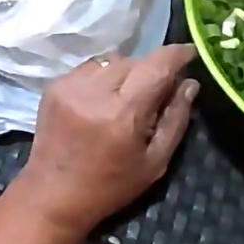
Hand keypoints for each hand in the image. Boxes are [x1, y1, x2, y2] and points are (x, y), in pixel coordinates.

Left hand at [5, 45, 199, 235]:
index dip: (175, 54)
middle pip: (132, 61)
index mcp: (122, 113)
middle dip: (149, 71)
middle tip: (155, 92)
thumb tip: (190, 83)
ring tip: (125, 98)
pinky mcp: (53, 85)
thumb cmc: (111, 184)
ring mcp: (68, 85)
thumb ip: (176, 119)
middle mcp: (93, 92)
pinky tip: (101, 100)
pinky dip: (100, 77)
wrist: (53, 191)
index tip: (190, 52)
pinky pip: (87, 68)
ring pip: (108, 61)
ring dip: (123, 72)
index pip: (154, 66)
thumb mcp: (155, 161)